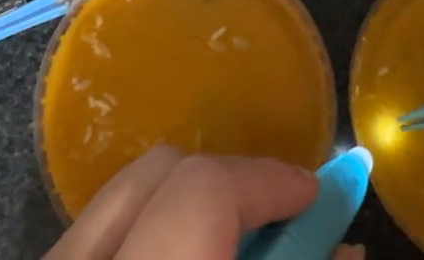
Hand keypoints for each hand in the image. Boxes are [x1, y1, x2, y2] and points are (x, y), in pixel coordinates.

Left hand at [46, 147, 363, 259]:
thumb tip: (343, 248)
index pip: (203, 191)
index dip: (268, 182)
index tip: (315, 195)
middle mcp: (80, 259)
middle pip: (159, 172)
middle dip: (230, 186)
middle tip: (281, 223)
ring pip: (123, 195)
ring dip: (189, 208)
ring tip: (233, 244)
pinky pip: (96, 231)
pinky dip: (149, 235)